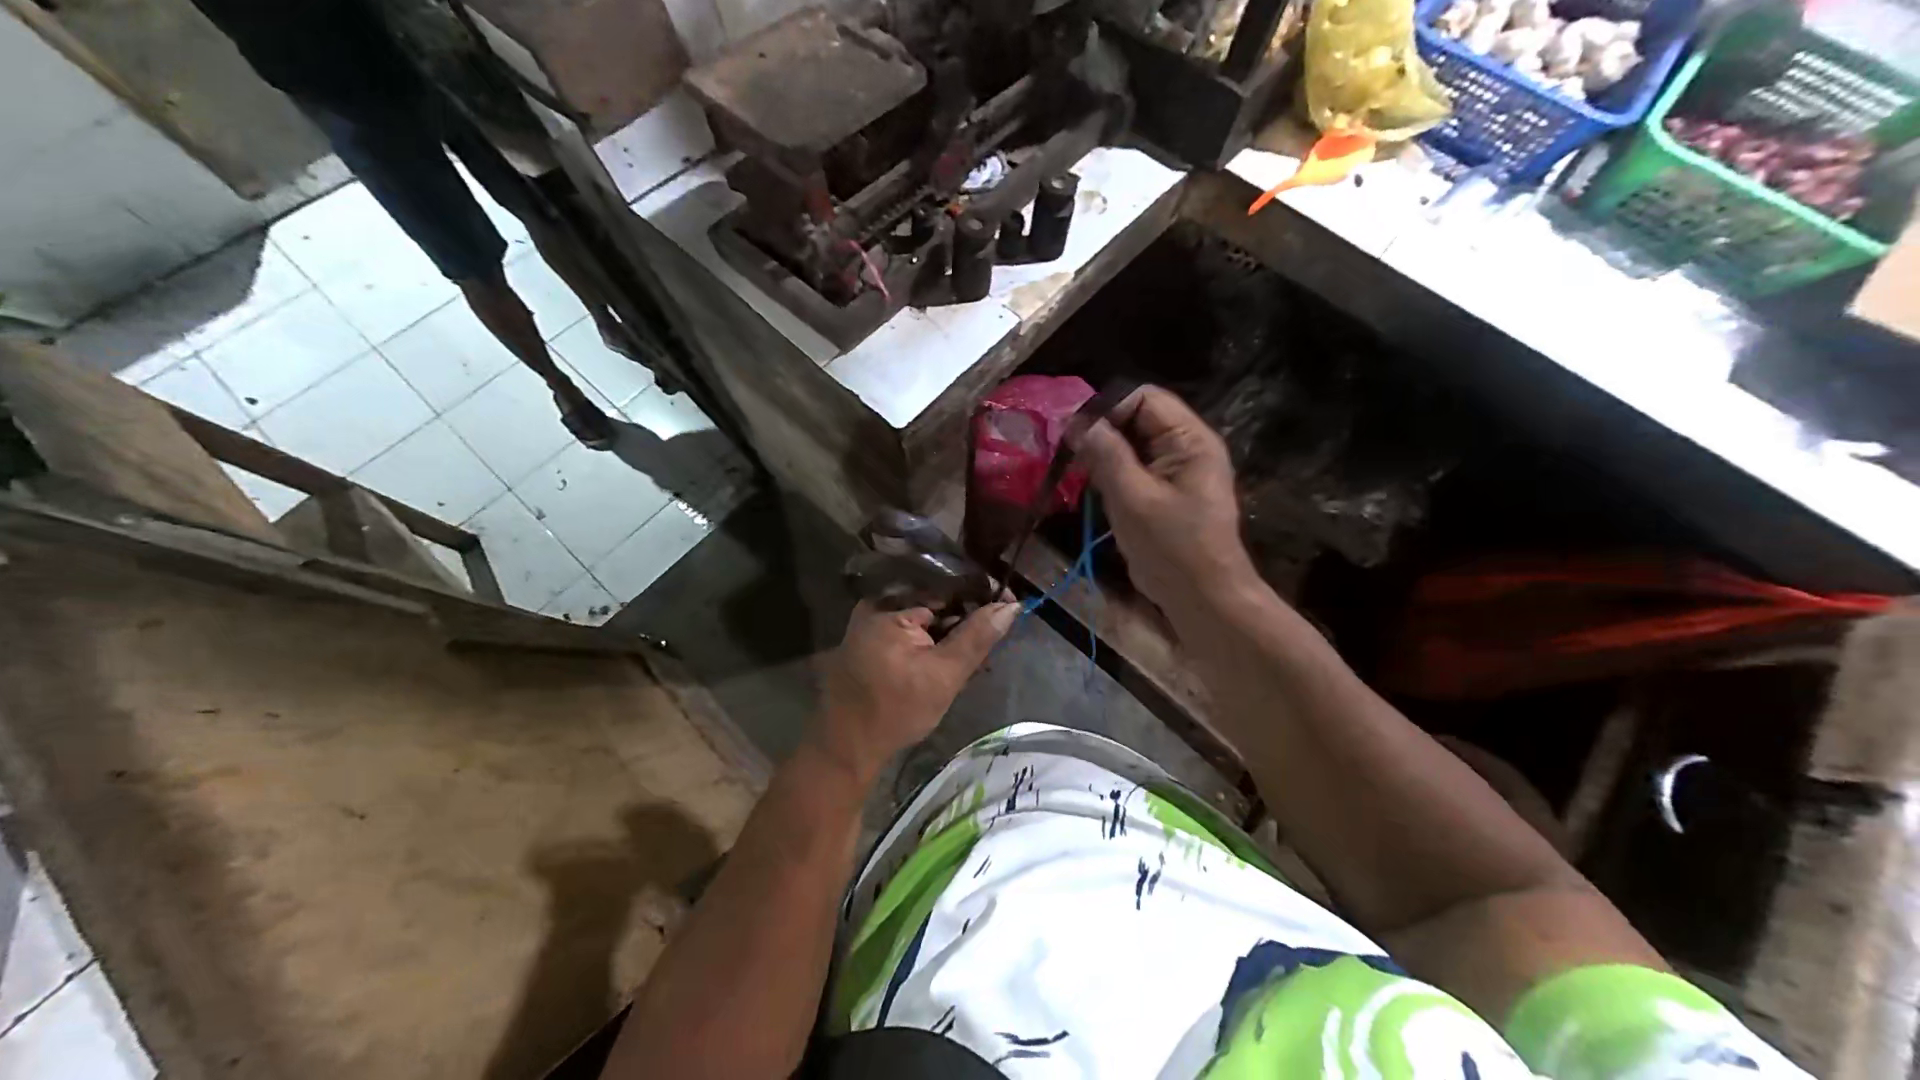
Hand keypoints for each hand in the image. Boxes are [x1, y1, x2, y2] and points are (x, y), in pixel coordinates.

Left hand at [812, 599, 1019, 781]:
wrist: (848, 748)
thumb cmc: (896, 710)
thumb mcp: (944, 674)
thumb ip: (977, 637)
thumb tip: (1011, 606)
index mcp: (889, 604)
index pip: (946, 586)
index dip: (981, 594)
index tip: (1010, 606)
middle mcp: (877, 605)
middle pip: (935, 601)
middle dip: (968, 618)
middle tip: (998, 634)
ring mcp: (871, 624)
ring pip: (925, 618)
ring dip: (952, 633)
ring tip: (980, 653)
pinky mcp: (871, 642)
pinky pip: (910, 631)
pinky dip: (933, 642)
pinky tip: (953, 658)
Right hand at [1069, 385, 1256, 612]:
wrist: (1201, 596)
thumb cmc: (1171, 547)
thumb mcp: (1133, 497)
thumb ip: (1105, 454)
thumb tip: (1076, 421)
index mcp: (1190, 440)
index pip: (1144, 398)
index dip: (1106, 407)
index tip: (1072, 431)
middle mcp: (1186, 447)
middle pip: (1137, 418)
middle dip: (1101, 430)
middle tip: (1067, 451)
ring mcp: (1176, 470)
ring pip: (1132, 444)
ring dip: (1103, 453)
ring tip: (1075, 468)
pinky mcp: (1164, 492)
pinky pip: (1133, 468)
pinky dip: (1111, 472)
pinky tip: (1090, 486)